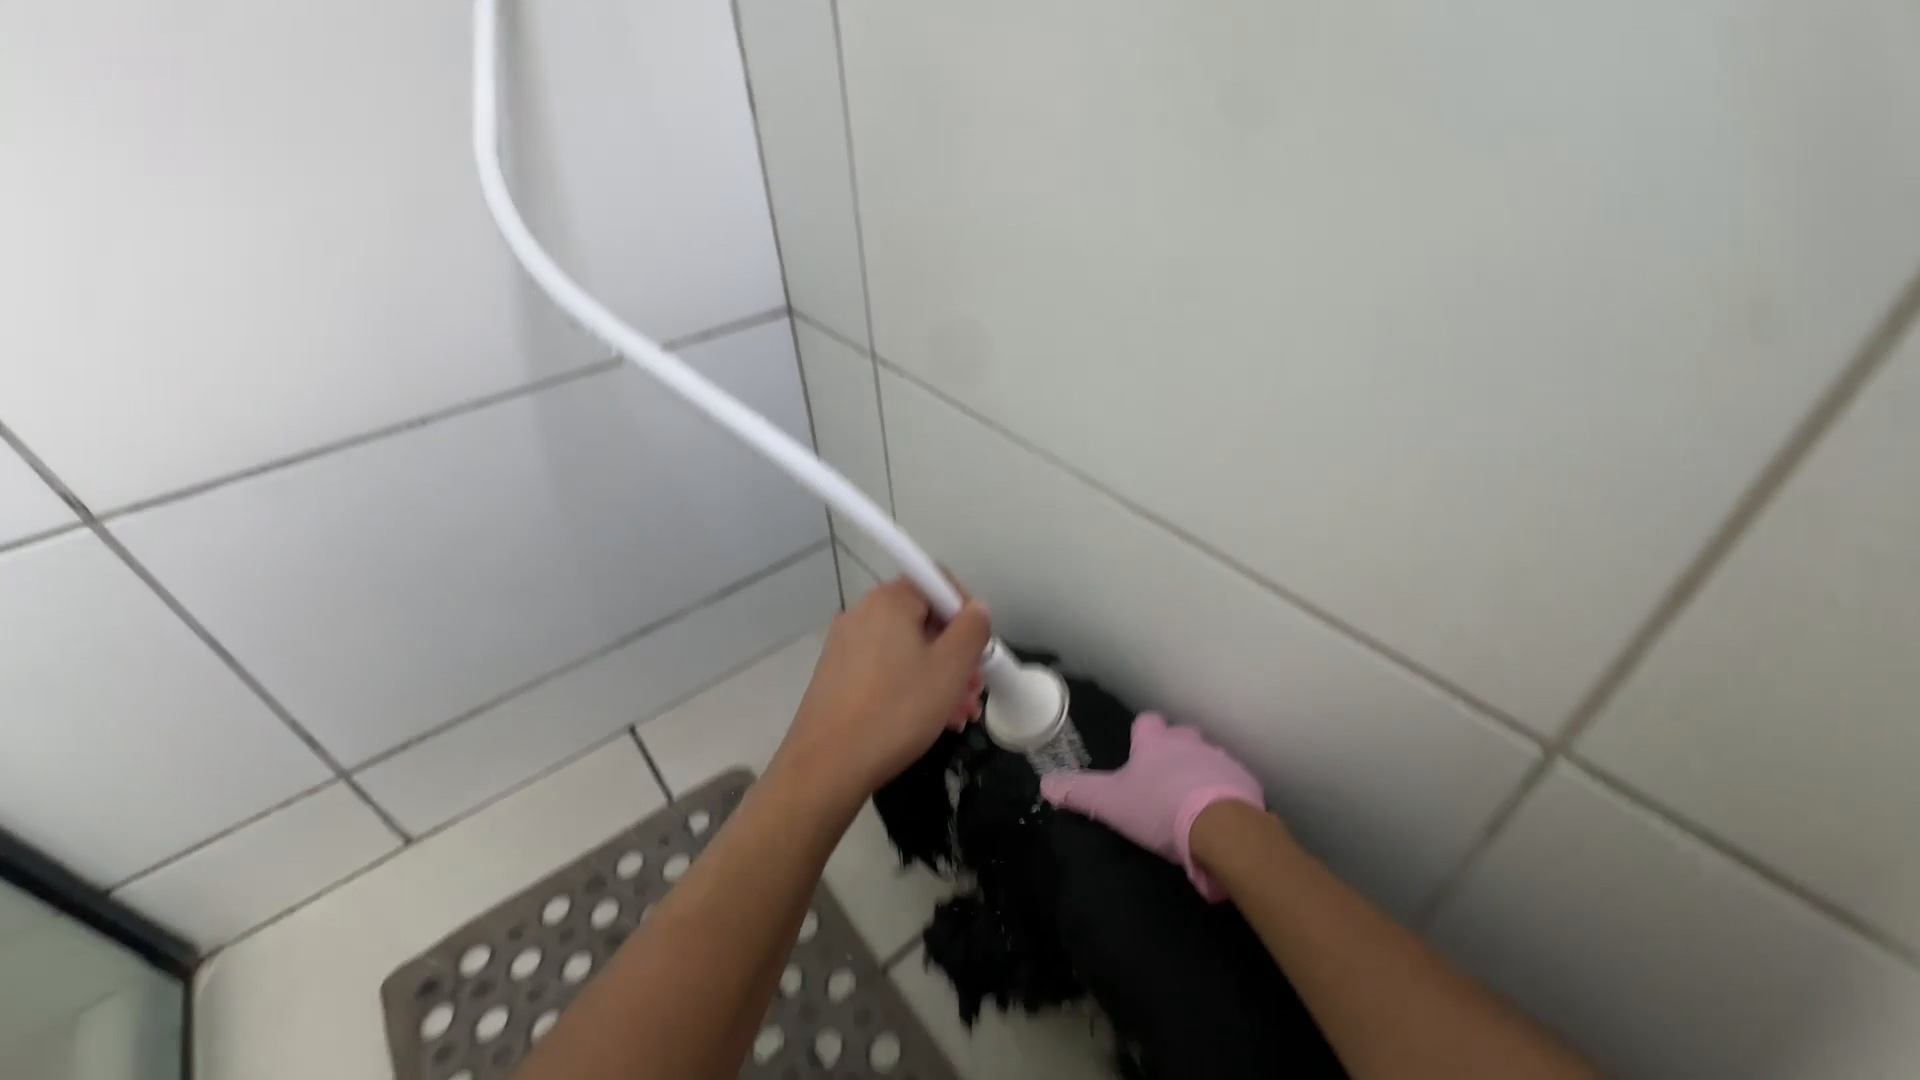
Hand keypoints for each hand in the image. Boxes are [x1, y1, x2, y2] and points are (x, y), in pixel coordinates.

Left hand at [774, 579, 991, 803]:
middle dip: (954, 653)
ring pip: (905, 650)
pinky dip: (908, 686)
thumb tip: (976, 609)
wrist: (827, 764)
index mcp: (888, 601)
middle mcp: (861, 614)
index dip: (965, 610)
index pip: (936, 582)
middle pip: (922, 620)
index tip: (979, 647)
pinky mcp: (835, 676)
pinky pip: (884, 669)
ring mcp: (844, 646)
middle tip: (974, 690)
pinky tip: (926, 720)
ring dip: (937, 676)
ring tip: (957, 715)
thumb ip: (972, 630)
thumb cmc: (897, 710)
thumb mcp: (950, 668)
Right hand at [1040, 713, 1264, 900]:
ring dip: (1201, 772)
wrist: (1221, 826)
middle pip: (1181, 736)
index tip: (1137, 752)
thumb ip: (1078, 792)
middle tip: (1163, 777)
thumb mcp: (1110, 803)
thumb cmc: (1159, 807)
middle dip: (1174, 751)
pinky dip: (1225, 794)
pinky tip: (1218, 816)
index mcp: (1155, 743)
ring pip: (1209, 758)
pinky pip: (1233, 783)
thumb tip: (1045, 783)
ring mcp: (1221, 760)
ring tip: (1191, 799)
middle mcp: (1189, 743)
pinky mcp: (1246, 783)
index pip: (1146, 723)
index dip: (1142, 735)